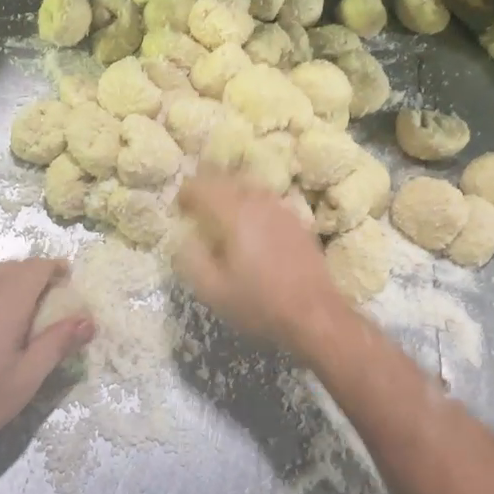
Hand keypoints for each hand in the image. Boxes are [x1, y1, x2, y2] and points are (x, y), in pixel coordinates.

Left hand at [0, 258, 94, 464]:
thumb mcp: (28, 378)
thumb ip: (58, 343)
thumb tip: (88, 320)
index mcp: (6, 302)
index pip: (35, 267)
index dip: (54, 268)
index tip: (68, 280)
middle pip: (14, 266)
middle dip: (35, 273)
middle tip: (51, 297)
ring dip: (11, 278)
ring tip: (22, 304)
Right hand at [175, 171, 350, 354]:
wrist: (315, 315)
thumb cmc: (260, 304)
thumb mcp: (213, 291)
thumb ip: (191, 260)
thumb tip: (184, 240)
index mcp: (234, 214)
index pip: (203, 187)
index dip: (186, 192)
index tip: (178, 206)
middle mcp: (258, 202)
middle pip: (227, 179)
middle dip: (207, 186)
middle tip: (195, 203)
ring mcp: (281, 209)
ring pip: (249, 186)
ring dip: (231, 192)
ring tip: (220, 210)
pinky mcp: (297, 221)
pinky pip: (267, 200)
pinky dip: (251, 203)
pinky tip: (251, 223)